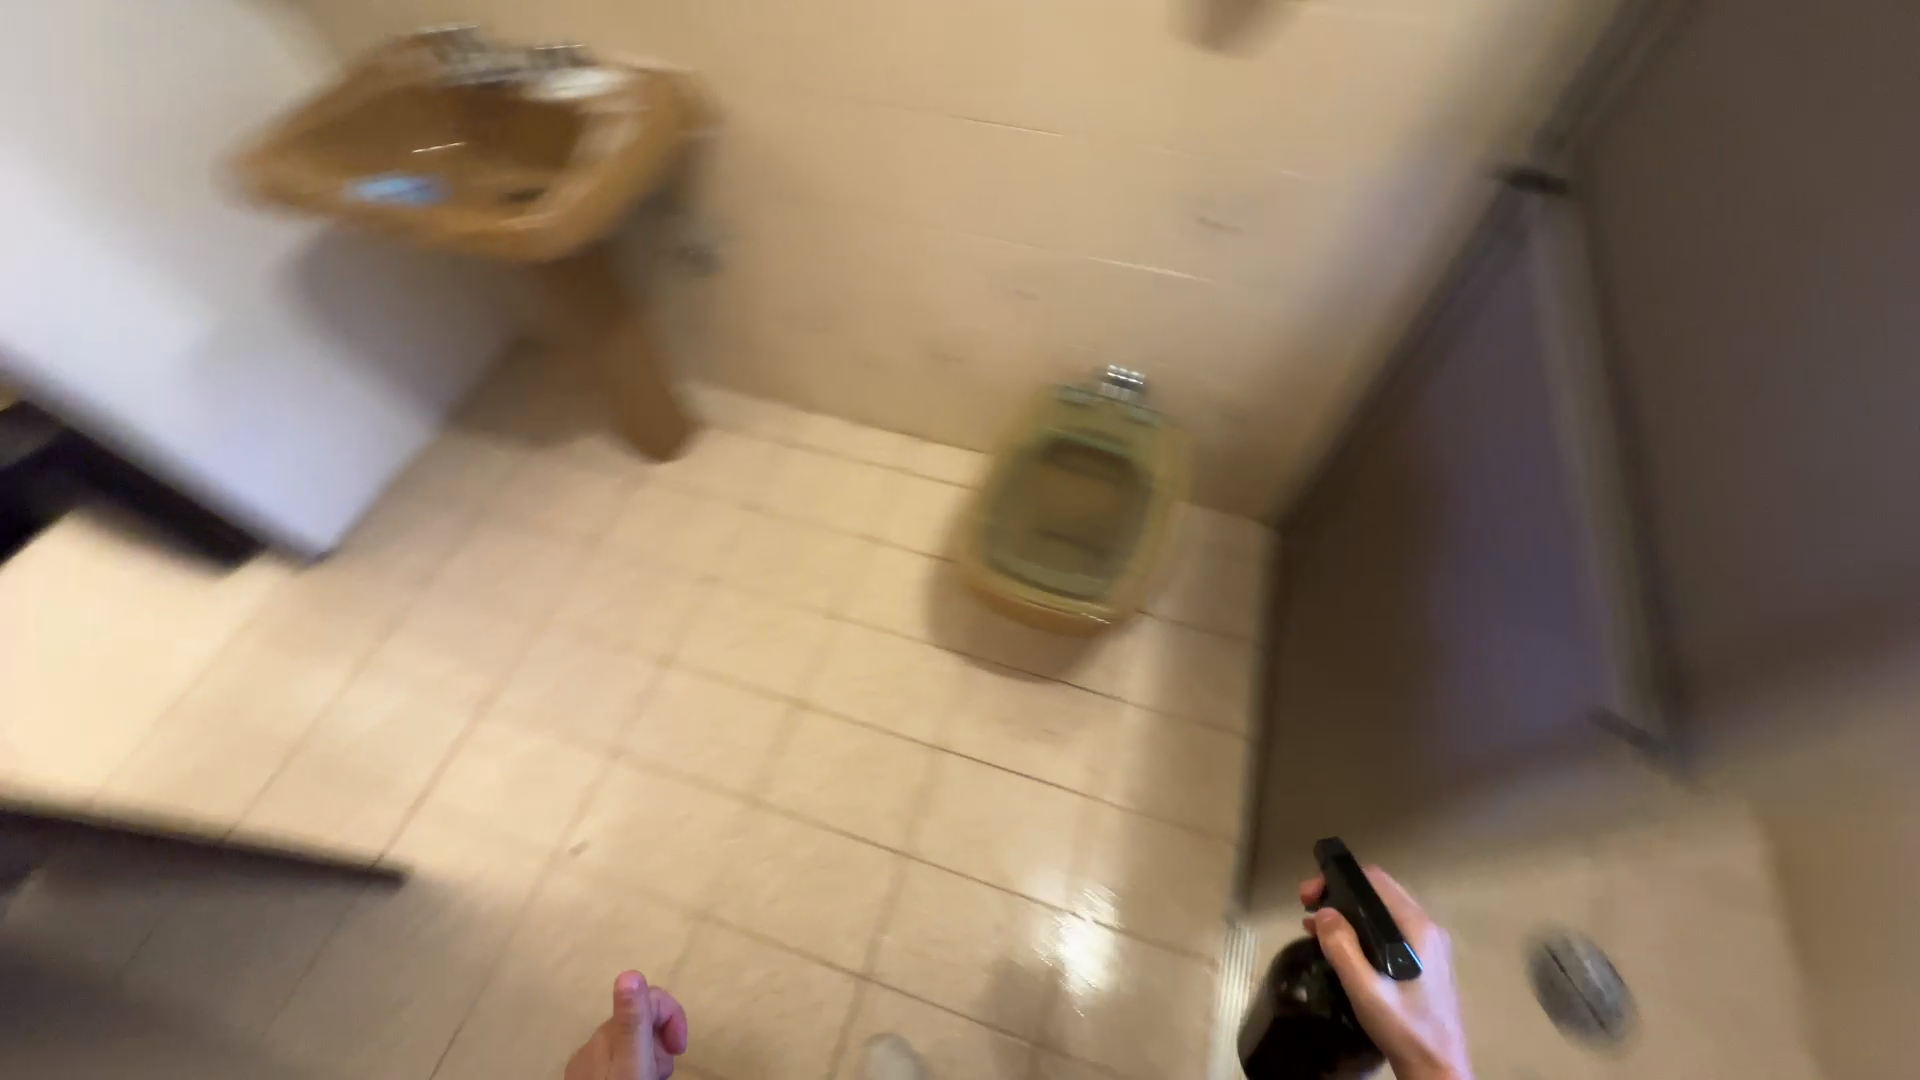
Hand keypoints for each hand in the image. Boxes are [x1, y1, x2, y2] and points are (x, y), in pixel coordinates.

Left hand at [565, 971, 689, 1079]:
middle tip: (665, 1072)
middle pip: (640, 1022)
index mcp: (606, 1033)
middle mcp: (593, 1043)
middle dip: (661, 1042)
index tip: (681, 1047)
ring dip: (650, 1059)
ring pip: (631, 1045)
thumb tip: (628, 971)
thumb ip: (632, 1019)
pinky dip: (634, 1072)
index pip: (649, 998)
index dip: (673, 1016)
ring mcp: (586, 1067)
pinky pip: (617, 1066)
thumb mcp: (633, 1062)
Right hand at [1300, 868, 1471, 1079]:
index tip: (1310, 898)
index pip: (1374, 880)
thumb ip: (1343, 948)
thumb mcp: (1366, 991)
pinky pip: (1387, 930)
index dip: (1337, 879)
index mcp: (1417, 928)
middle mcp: (1426, 929)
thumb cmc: (1405, 1030)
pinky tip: (1340, 946)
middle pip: (1376, 892)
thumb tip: (1323, 913)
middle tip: (1307, 910)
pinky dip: (1360, 929)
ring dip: (1347, 912)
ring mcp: (1428, 946)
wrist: (1440, 1074)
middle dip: (1337, 894)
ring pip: (1380, 911)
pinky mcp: (1424, 962)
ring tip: (1316, 928)